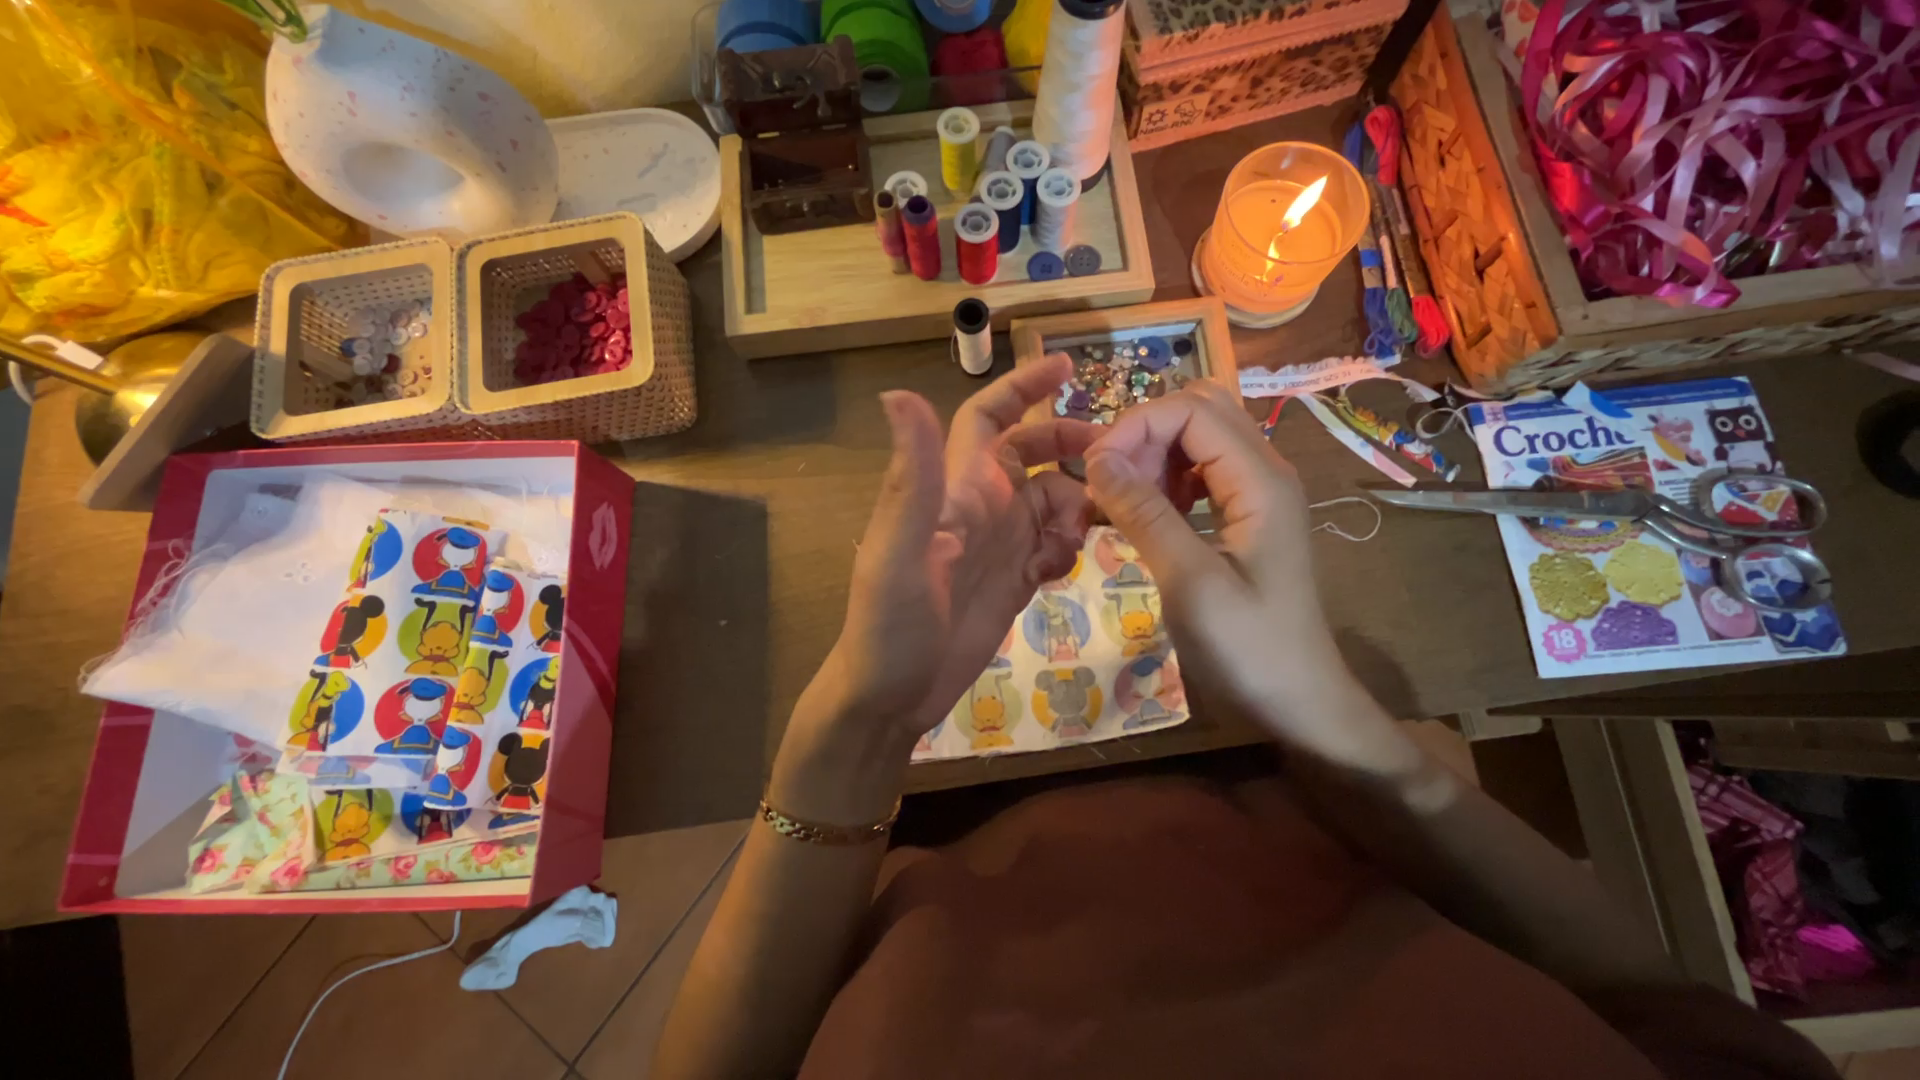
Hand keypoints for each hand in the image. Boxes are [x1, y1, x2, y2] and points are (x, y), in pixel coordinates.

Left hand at [775, 356, 1096, 819]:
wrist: (892, 696)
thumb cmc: (891, 624)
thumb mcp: (901, 551)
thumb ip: (913, 477)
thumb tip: (897, 392)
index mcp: (955, 490)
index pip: (989, 418)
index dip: (1022, 387)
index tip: (1067, 366)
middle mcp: (980, 508)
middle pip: (1033, 455)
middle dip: (1071, 447)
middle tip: (1116, 463)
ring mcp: (998, 546)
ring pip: (1052, 501)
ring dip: (1078, 507)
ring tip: (1088, 534)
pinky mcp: (1012, 581)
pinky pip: (1054, 547)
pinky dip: (1069, 548)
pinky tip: (1063, 571)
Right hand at [1081, 382, 1410, 770]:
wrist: (1299, 702)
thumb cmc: (1248, 648)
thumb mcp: (1189, 581)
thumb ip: (1145, 513)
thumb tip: (1097, 459)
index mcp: (1260, 480)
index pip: (1191, 410)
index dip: (1136, 426)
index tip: (1093, 470)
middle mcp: (1264, 472)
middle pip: (1199, 411)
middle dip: (1145, 432)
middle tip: (1106, 480)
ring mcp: (1258, 494)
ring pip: (1200, 438)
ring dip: (1154, 453)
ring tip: (1120, 498)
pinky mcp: (1247, 517)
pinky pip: (1202, 471)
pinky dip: (1167, 477)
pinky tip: (1146, 513)